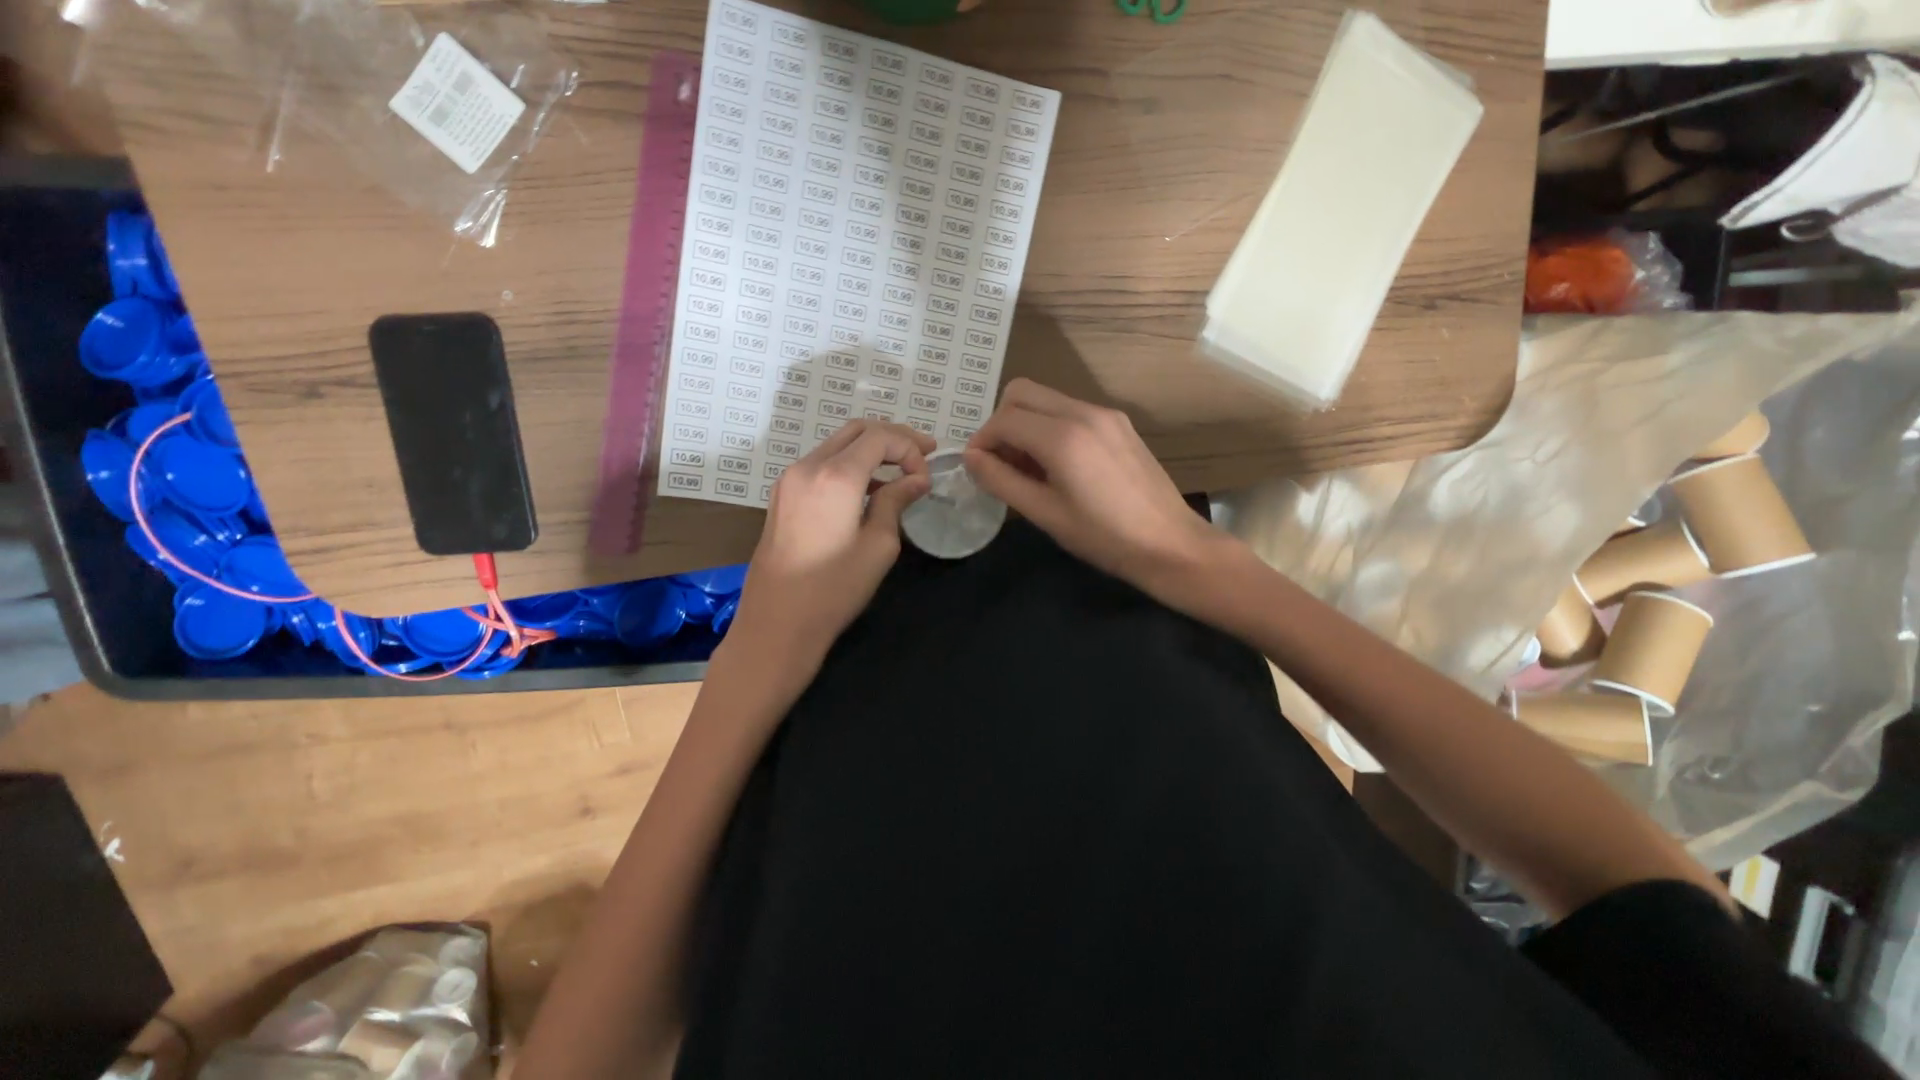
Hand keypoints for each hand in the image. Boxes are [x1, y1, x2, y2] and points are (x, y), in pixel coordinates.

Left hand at [728, 420, 934, 665]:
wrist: (777, 622)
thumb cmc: (833, 590)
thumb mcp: (878, 546)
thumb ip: (896, 502)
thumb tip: (916, 480)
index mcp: (835, 476)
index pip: (879, 437)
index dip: (910, 448)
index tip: (927, 475)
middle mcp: (808, 467)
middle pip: (856, 430)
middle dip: (893, 437)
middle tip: (923, 454)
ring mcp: (790, 479)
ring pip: (837, 444)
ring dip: (870, 450)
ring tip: (900, 472)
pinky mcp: (782, 496)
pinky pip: (821, 464)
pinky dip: (849, 464)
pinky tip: (868, 489)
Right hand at [964, 379, 1228, 600]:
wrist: (1170, 544)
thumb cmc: (1104, 537)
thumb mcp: (1045, 514)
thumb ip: (1002, 481)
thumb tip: (971, 458)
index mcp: (1062, 437)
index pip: (1004, 419)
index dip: (982, 441)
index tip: (976, 468)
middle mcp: (1083, 413)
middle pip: (1022, 392)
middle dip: (1002, 423)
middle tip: (1001, 463)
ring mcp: (1105, 414)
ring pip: (1047, 399)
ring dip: (1027, 424)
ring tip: (1029, 469)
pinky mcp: (1119, 423)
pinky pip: (1071, 411)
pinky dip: (1051, 427)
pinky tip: (1059, 466)